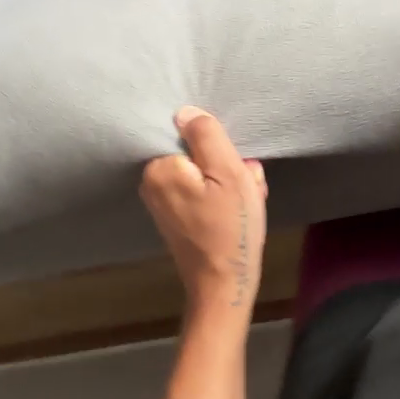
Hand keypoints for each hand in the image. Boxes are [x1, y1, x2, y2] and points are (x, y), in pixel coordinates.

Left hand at [141, 107, 267, 315]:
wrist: (225, 287)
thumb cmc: (229, 228)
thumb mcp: (228, 172)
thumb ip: (206, 135)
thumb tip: (184, 111)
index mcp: (160, 168)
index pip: (192, 134)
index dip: (219, 146)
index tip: (235, 165)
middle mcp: (153, 183)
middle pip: (200, 154)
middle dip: (229, 165)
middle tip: (246, 186)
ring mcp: (165, 203)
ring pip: (207, 173)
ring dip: (232, 182)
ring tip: (245, 201)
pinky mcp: (178, 217)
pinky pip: (205, 192)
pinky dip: (224, 198)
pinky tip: (238, 212)